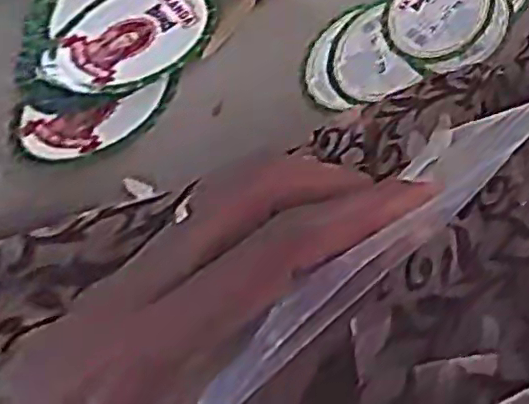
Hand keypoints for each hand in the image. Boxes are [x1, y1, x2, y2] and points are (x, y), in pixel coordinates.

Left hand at [0, 154, 435, 403]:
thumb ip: (306, 342)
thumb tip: (381, 260)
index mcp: (145, 349)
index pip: (277, 245)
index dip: (363, 211)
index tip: (424, 196)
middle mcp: (118, 302)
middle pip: (251, 188)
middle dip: (338, 179)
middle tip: (389, 200)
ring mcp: (105, 290)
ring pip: (228, 193)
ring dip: (307, 188)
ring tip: (351, 215)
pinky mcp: (108, 289)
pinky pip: (210, 221)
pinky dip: (272, 212)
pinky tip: (298, 241)